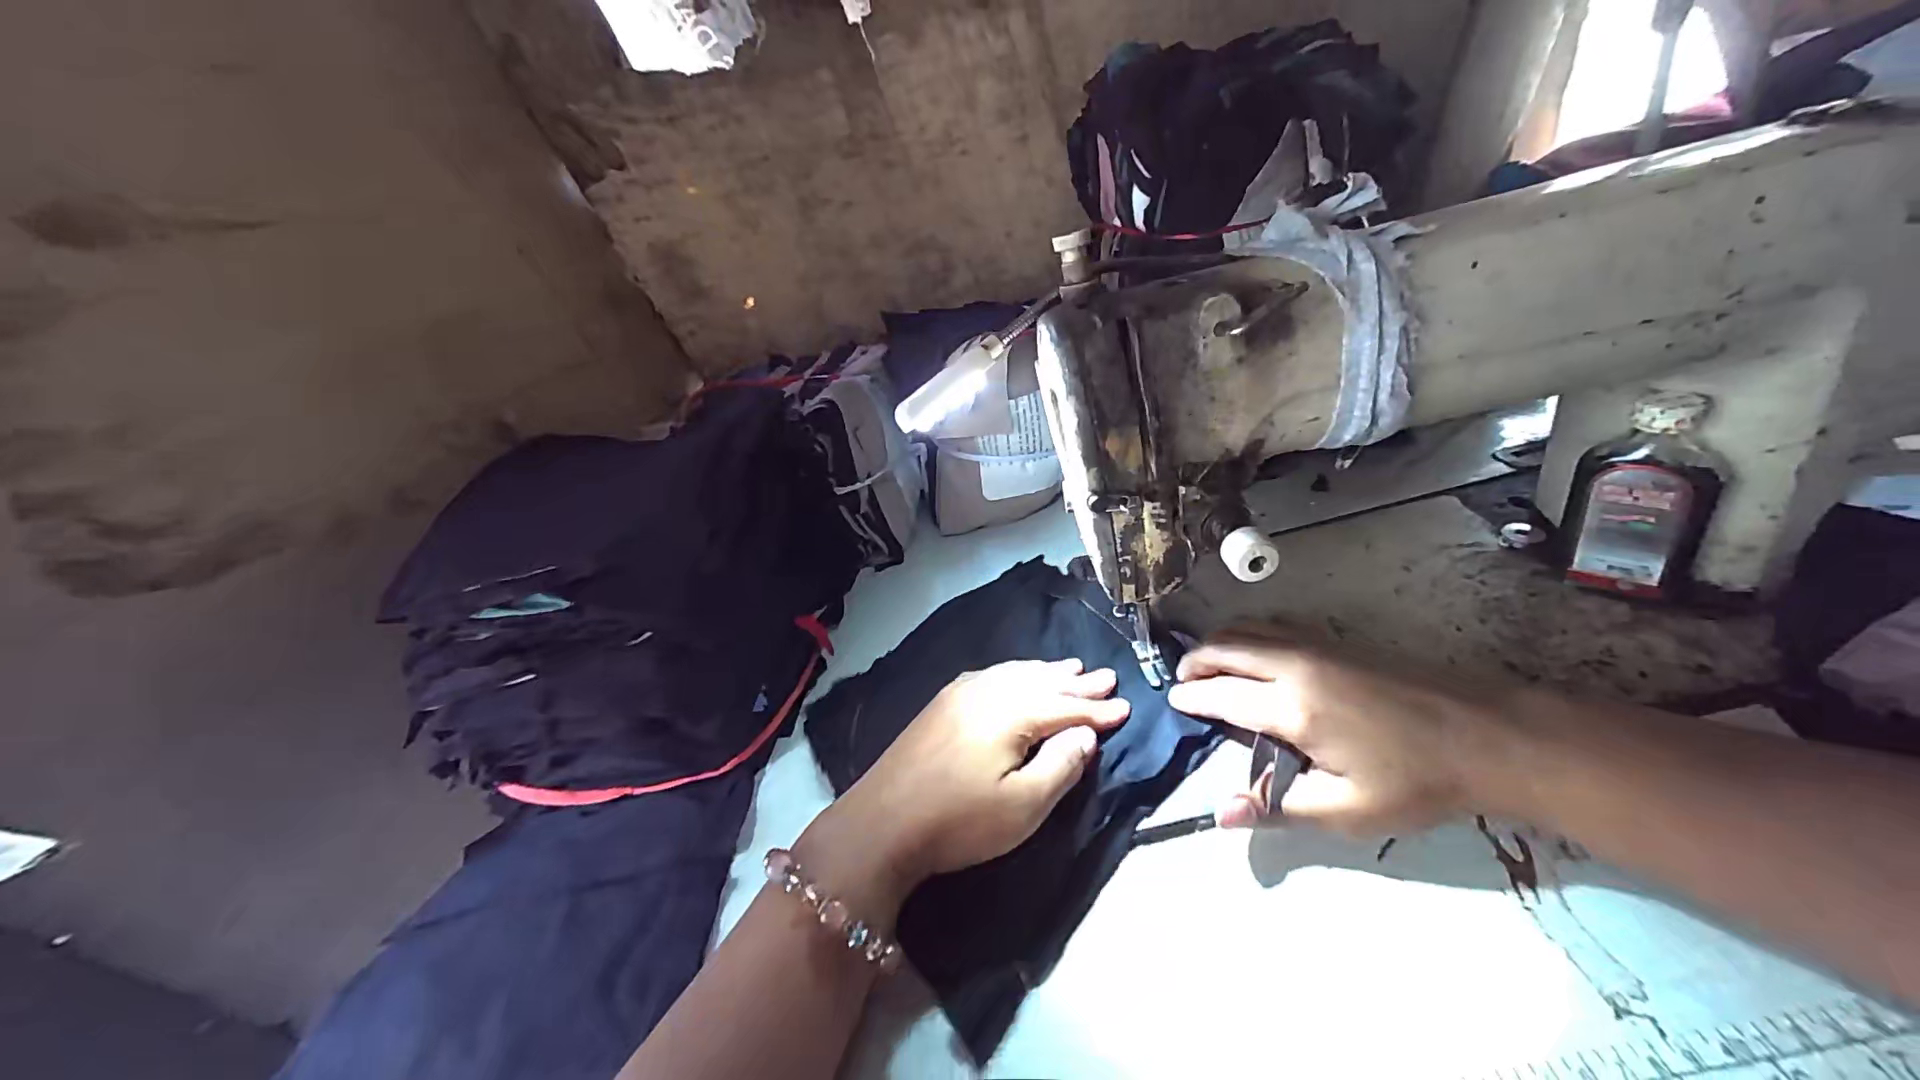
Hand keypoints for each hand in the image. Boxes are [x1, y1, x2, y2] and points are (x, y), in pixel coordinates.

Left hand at [800, 659, 1129, 913]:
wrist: (880, 825)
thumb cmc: (958, 822)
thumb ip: (1061, 766)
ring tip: (1071, 668)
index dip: (1096, 709)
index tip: (1125, 708)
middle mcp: (984, 692)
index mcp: (1008, 712)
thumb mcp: (1022, 807)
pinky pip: (990, 677)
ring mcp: (957, 695)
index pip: (1063, 705)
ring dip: (1045, 672)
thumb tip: (1085, 733)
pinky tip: (1017, 677)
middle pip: (1039, 682)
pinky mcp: (940, 705)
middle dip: (1075, 682)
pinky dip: (1015, 675)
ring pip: (1013, 674)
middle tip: (1106, 678)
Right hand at [1167, 629, 1504, 835]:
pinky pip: (1273, 627)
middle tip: (1182, 681)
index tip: (1174, 703)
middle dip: (1196, 661)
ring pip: (1248, 629)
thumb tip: (1222, 815)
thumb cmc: (1415, 781)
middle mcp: (1295, 666)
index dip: (1192, 698)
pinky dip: (1247, 635)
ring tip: (1208, 665)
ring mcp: (1317, 646)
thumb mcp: (1347, 809)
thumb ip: (1278, 806)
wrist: (1487, 735)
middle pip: (1226, 648)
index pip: (1220, 695)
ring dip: (1219, 643)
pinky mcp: (1337, 640)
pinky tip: (1252, 655)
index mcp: (1292, 709)